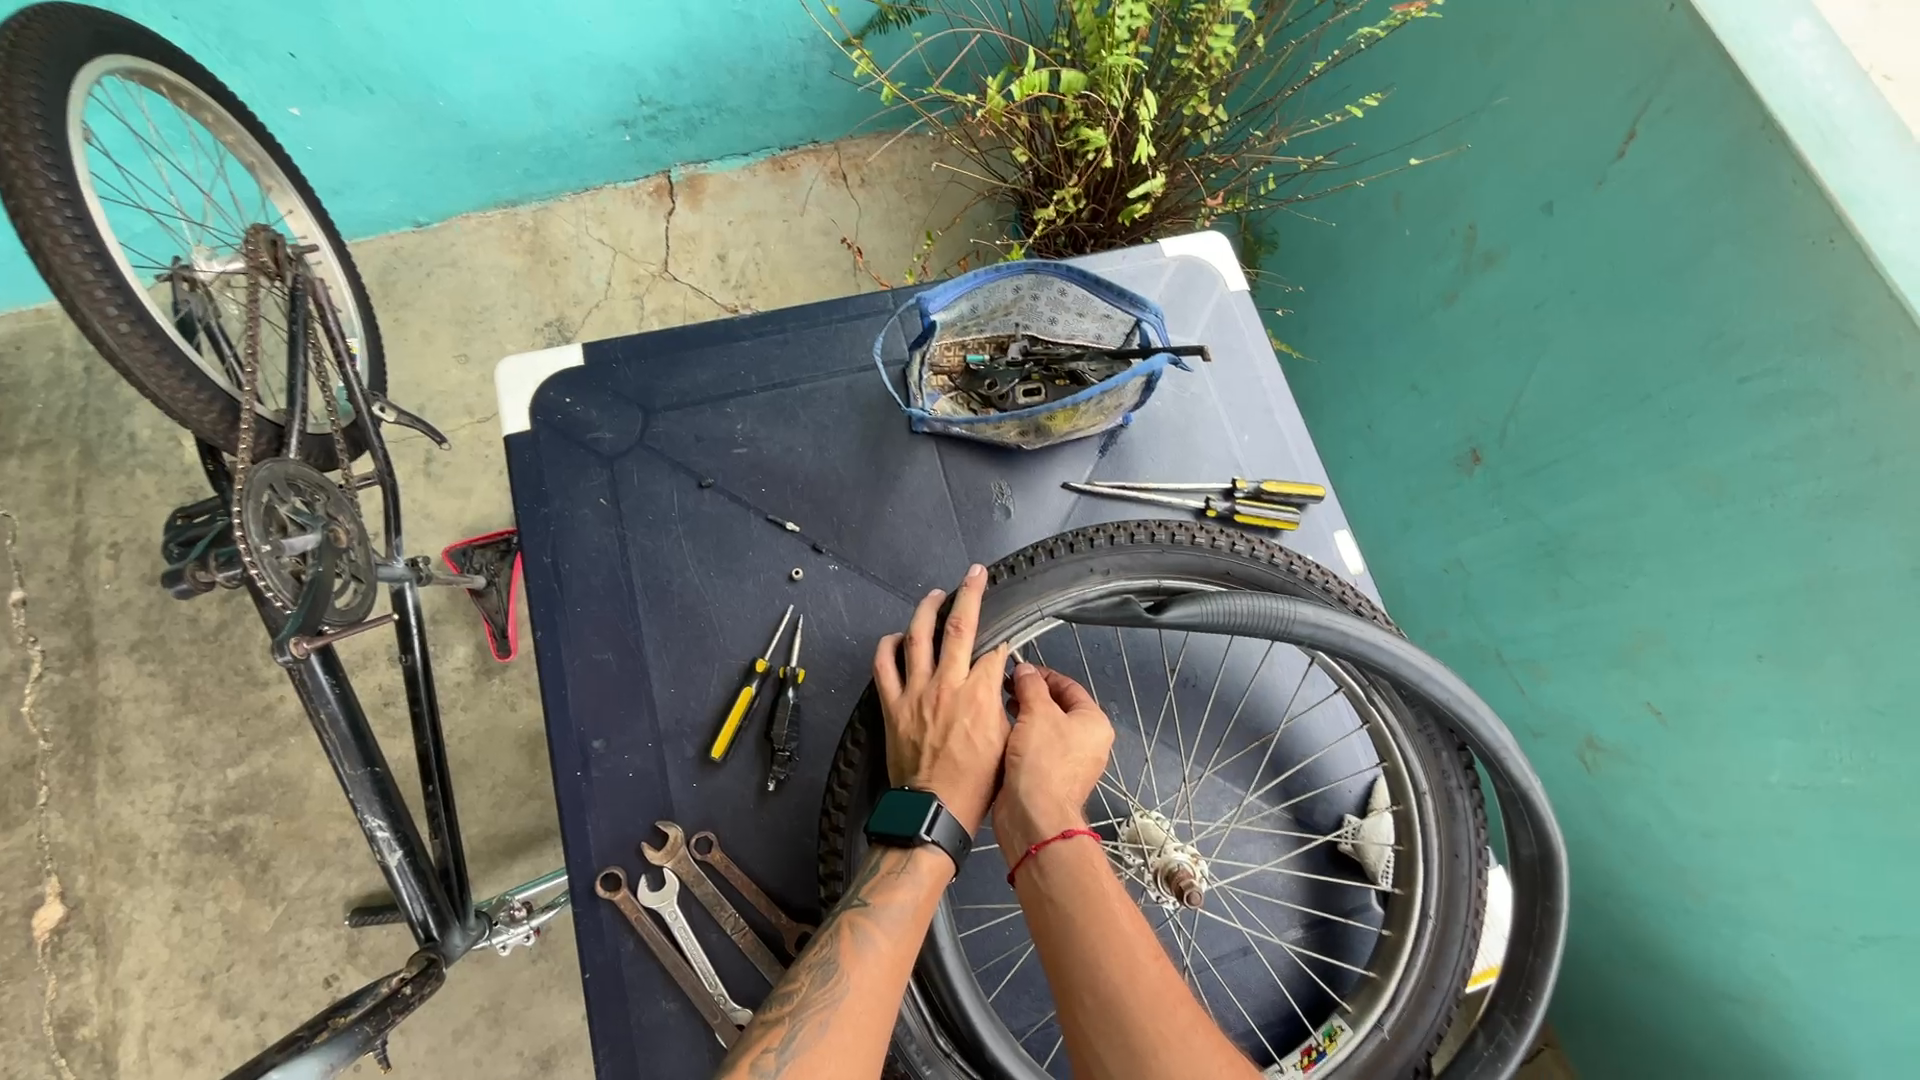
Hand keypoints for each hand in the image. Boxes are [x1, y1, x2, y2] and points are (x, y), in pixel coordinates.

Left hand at [872, 564, 1011, 833]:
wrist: (933, 811)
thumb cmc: (977, 783)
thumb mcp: (1006, 741)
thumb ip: (1003, 704)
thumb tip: (999, 682)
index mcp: (978, 693)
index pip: (992, 650)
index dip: (1001, 638)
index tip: (1004, 634)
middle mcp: (946, 683)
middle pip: (958, 626)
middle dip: (970, 593)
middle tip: (975, 573)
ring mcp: (914, 692)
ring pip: (917, 637)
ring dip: (927, 609)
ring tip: (935, 594)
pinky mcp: (892, 705)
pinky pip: (884, 665)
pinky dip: (887, 646)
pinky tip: (895, 636)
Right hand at [993, 665, 1114, 868]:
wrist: (1034, 816)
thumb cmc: (1042, 760)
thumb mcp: (1036, 712)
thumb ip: (1030, 685)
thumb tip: (1025, 670)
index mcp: (1094, 722)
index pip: (1068, 686)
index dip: (1042, 675)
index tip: (1019, 670)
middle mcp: (1087, 741)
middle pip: (1058, 707)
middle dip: (1032, 695)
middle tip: (1007, 688)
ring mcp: (1070, 762)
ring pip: (1045, 728)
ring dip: (1025, 715)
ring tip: (1002, 707)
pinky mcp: (1051, 777)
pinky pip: (1037, 748)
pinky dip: (1022, 738)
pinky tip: (1003, 732)